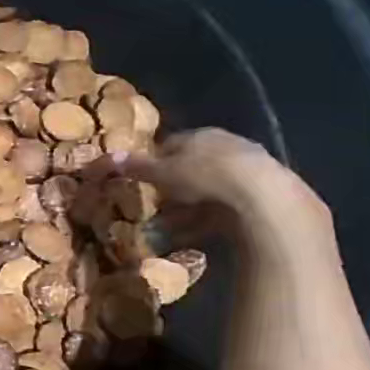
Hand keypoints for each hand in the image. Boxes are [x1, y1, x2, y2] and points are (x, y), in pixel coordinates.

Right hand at [120, 128, 330, 246]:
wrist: (263, 197)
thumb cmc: (204, 176)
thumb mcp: (161, 173)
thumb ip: (135, 166)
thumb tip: (106, 156)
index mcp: (200, 134)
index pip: (169, 145)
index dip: (153, 163)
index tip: (141, 182)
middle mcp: (225, 145)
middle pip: (191, 166)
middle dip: (172, 187)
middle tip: (155, 208)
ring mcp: (247, 168)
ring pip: (208, 187)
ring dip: (189, 206)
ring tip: (171, 228)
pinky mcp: (262, 192)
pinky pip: (225, 205)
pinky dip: (208, 219)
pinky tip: (197, 234)